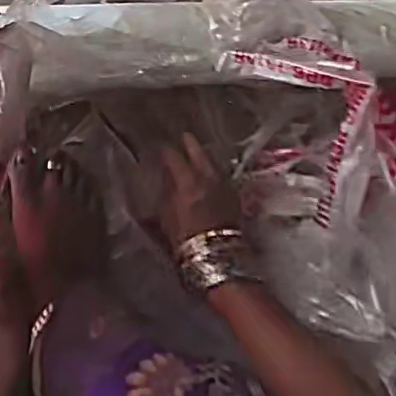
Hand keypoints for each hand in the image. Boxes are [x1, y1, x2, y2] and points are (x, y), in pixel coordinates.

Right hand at [9, 148, 106, 313]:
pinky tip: (81, 184)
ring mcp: (78, 199)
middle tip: (42, 160)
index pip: (21, 166)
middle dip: (45, 158)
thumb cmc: (35, 286)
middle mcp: (52, 194)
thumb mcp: (7, 267)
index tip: (19, 152)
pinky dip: (84, 181)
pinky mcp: (97, 210)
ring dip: (66, 165)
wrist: (76, 298)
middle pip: (51, 161)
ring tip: (62, 166)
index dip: (20, 156)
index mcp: (27, 204)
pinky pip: (90, 184)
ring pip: (73, 168)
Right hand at [157, 132, 242, 251]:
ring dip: (205, 155)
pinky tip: (212, 173)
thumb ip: (167, 195)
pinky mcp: (235, 196)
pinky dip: (215, 170)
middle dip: (191, 143)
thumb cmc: (187, 241)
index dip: (166, 151)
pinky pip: (223, 175)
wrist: (220, 259)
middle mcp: (208, 179)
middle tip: (184, 136)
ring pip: (214, 162)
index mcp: (188, 183)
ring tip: (199, 153)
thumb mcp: (168, 218)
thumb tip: (165, 179)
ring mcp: (224, 185)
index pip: (175, 158)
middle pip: (199, 152)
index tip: (161, 149)